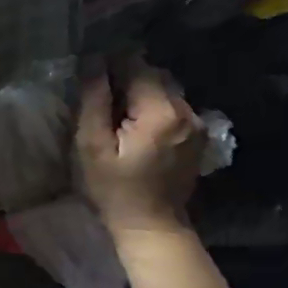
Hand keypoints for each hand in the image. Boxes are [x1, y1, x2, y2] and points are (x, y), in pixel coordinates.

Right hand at [75, 64, 205, 237]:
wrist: (152, 225)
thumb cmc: (113, 186)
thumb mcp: (91, 143)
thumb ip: (93, 100)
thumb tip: (92, 62)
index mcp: (160, 112)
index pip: (137, 65)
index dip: (111, 62)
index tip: (89, 70)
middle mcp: (187, 111)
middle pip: (154, 74)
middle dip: (125, 75)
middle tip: (98, 93)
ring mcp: (198, 123)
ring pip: (165, 88)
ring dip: (139, 90)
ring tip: (114, 108)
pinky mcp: (198, 135)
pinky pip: (173, 104)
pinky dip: (152, 104)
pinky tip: (133, 122)